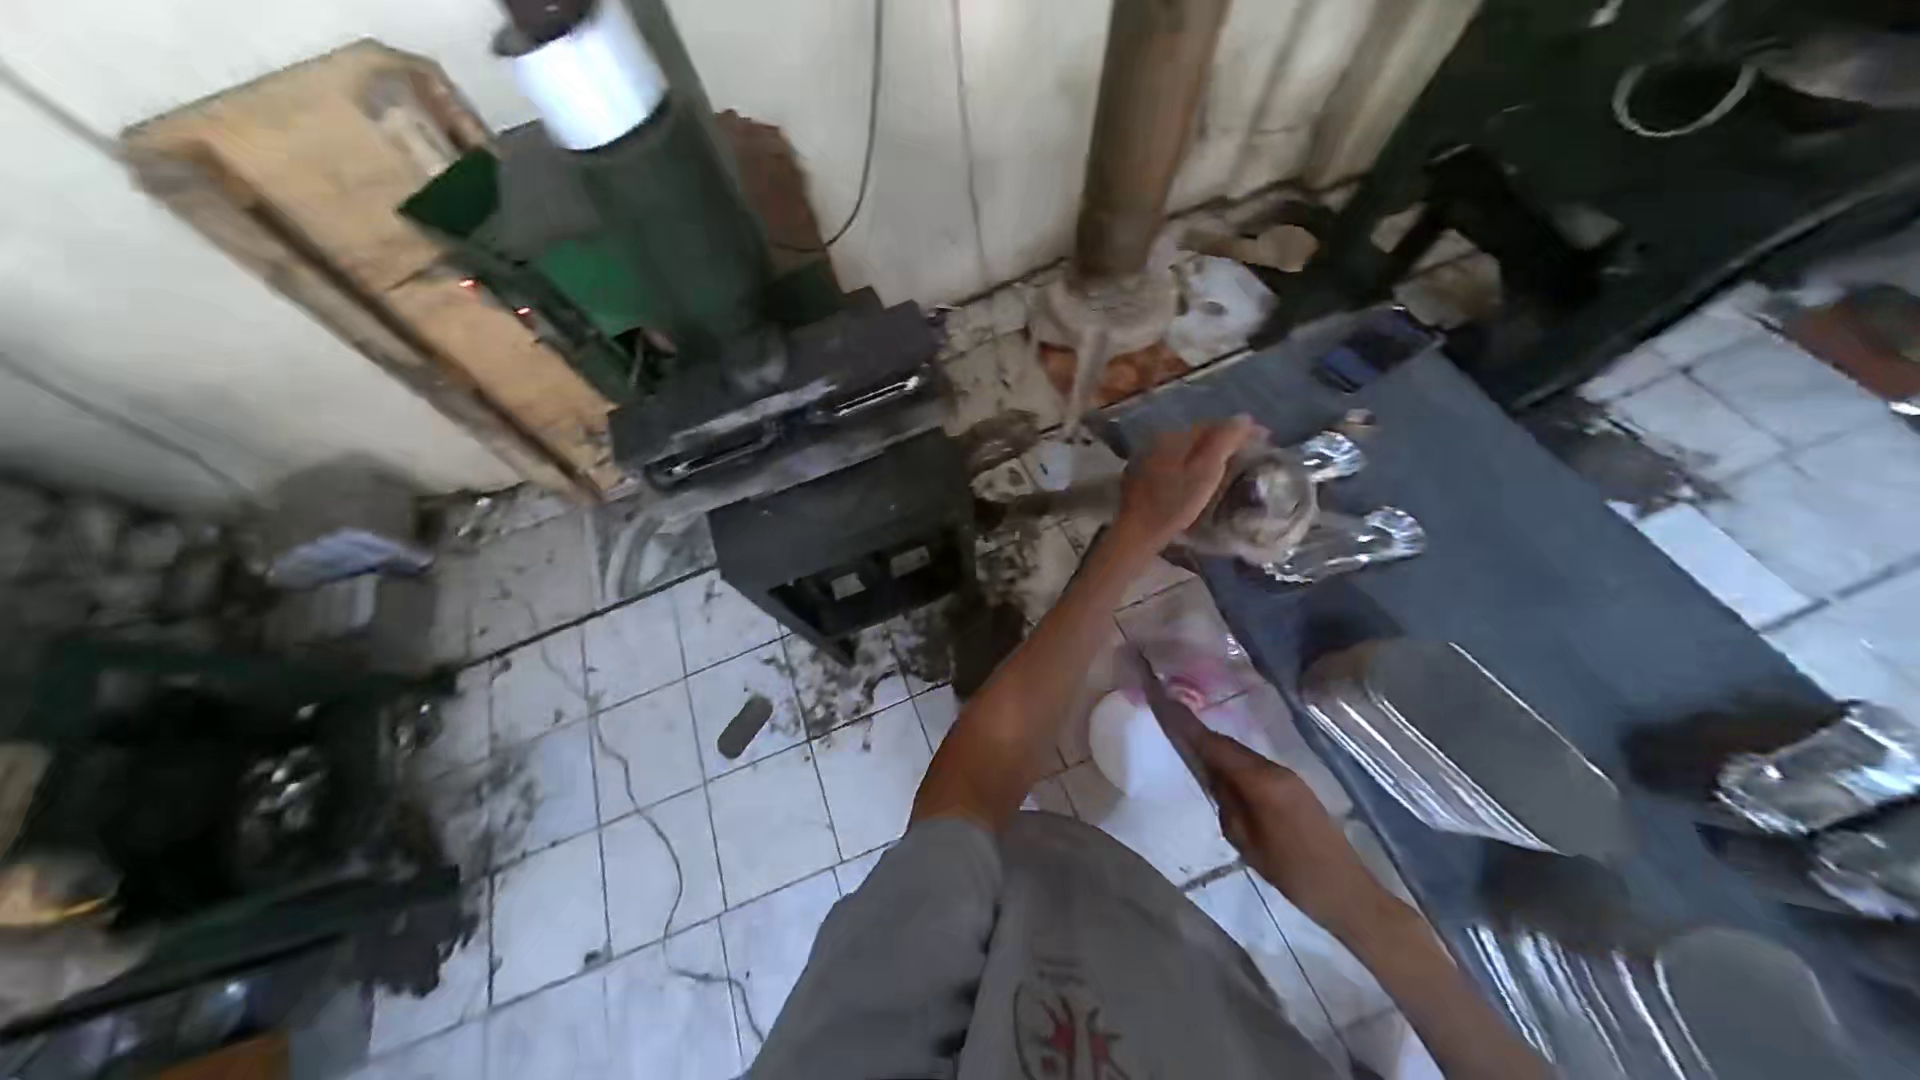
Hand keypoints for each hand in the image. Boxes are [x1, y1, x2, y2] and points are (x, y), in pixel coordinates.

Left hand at [1113, 415, 1259, 553]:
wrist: (1137, 532)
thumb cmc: (1174, 503)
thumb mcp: (1205, 472)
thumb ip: (1224, 441)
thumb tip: (1244, 418)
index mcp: (1174, 436)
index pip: (1214, 425)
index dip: (1241, 430)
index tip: (1265, 438)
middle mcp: (1158, 440)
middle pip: (1199, 435)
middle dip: (1225, 439)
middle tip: (1250, 450)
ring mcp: (1146, 458)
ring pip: (1186, 449)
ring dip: (1208, 452)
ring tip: (1230, 462)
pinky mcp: (1141, 476)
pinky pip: (1173, 462)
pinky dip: (1190, 465)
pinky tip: (1199, 476)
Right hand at [1193, 726, 1404, 941]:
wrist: (1347, 892)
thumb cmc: (1292, 872)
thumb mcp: (1245, 842)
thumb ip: (1226, 804)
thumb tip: (1214, 779)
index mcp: (1260, 781)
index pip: (1216, 746)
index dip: (1189, 726)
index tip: (1166, 705)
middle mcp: (1275, 770)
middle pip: (1230, 747)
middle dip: (1202, 737)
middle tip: (1173, 729)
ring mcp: (1289, 777)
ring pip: (1244, 757)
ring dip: (1220, 753)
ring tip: (1194, 755)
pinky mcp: (1297, 788)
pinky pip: (1257, 768)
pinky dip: (1237, 766)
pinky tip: (1226, 778)